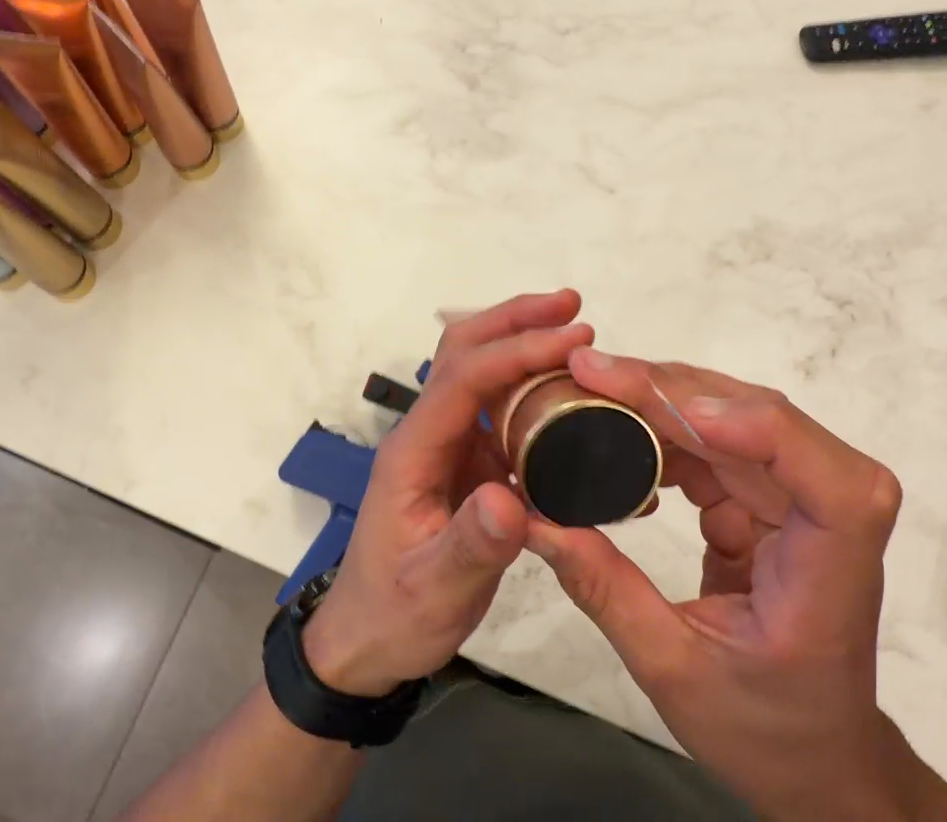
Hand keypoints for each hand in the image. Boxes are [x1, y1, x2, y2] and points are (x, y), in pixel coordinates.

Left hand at [301, 290, 593, 695]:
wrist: (368, 639)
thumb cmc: (395, 613)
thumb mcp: (434, 588)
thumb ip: (470, 545)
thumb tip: (509, 497)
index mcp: (413, 453)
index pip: (462, 382)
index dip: (515, 352)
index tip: (573, 337)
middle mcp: (428, 437)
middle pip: (462, 356)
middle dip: (513, 323)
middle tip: (574, 307)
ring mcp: (447, 451)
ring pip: (481, 378)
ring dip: (523, 348)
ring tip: (578, 337)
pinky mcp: (465, 469)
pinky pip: (501, 418)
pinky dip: (534, 395)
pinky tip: (572, 400)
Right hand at [527, 351, 946, 819]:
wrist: (812, 752)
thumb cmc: (763, 728)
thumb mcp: (671, 669)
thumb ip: (605, 589)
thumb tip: (532, 521)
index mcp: (833, 573)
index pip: (830, 482)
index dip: (762, 431)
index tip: (677, 412)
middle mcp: (826, 519)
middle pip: (766, 427)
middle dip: (675, 392)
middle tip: (590, 373)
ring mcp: (793, 503)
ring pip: (734, 420)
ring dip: (662, 398)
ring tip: (588, 386)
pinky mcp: (761, 500)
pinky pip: (713, 444)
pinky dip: (661, 429)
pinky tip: (611, 425)